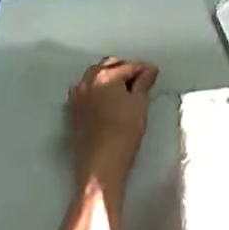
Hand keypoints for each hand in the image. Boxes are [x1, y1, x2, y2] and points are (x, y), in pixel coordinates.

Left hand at [67, 57, 157, 195]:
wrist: (100, 163)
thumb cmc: (124, 132)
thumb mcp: (139, 104)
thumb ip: (143, 83)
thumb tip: (149, 70)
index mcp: (104, 75)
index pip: (128, 66)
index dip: (144, 69)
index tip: (154, 74)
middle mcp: (87, 80)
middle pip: (108, 65)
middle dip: (125, 68)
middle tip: (141, 78)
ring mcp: (77, 94)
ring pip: (95, 75)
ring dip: (110, 76)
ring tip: (126, 88)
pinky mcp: (73, 108)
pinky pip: (88, 89)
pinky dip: (99, 87)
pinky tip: (110, 98)